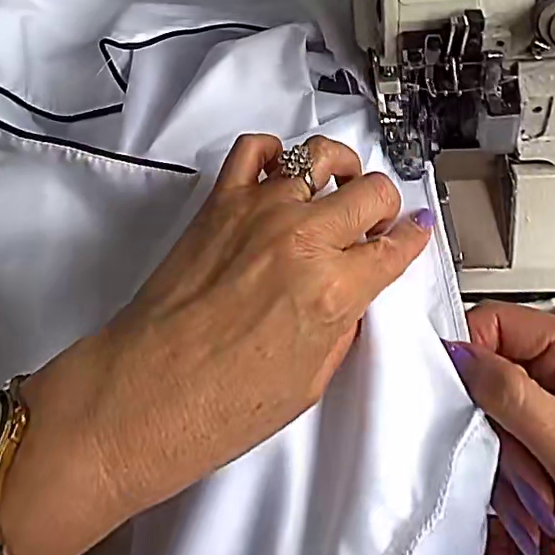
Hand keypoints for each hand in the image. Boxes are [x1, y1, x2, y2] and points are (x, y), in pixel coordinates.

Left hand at [0, 134, 432, 554]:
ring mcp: (260, 210)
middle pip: (372, 191)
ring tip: (337, 185)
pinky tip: (280, 175)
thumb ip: (344, 321)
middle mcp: (303, 238)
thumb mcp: (311, 380)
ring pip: (321, 154)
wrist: (140, 397)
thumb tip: (355, 286)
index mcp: (333, 290)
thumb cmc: (218, 406)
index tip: (415, 231)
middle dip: (385, 205)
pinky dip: (274, 153)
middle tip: (375, 221)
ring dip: (341, 168)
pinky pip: (254, 149)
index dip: (413, 238)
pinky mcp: (221, 201)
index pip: (394, 247)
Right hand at [448, 302, 554, 554]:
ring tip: (547, 498)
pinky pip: (503, 459)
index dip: (471, 352)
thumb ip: (514, 396)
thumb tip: (462, 355)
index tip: (456, 391)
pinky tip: (542, 512)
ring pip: (492, 424)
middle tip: (524, 464)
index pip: (499, 322)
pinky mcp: (548, 458)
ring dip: (510, 469)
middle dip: (499, 430)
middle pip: (490, 377)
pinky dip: (514, 491)